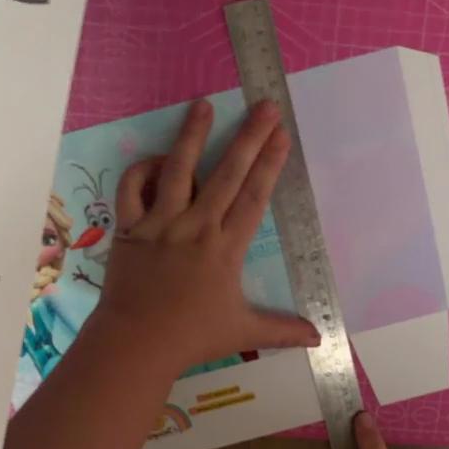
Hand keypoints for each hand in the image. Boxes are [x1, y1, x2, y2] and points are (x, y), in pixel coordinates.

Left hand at [91, 98, 320, 369]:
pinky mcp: (129, 227)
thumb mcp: (242, 332)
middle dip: (248, 136)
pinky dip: (142, 170)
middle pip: (227, 174)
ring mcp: (160, 224)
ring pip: (178, 170)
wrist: (136, 344)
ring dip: (192, 135)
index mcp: (226, 248)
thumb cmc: (191, 337)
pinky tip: (157, 159)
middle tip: (264, 105)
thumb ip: (281, 330)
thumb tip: (319, 339)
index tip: (282, 134)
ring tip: (203, 104)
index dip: (270, 163)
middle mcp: (196, 227)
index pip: (254, 197)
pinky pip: (132, 189)